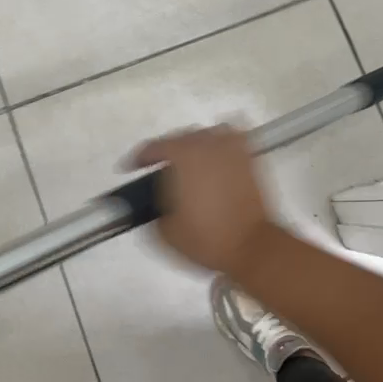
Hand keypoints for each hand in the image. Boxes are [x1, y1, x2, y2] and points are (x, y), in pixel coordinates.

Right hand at [131, 125, 285, 276]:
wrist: (252, 246)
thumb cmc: (206, 239)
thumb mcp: (165, 231)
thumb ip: (152, 207)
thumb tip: (153, 198)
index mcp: (182, 157)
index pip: (153, 147)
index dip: (138, 157)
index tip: (130, 167)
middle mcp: (206, 144)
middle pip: (180, 138)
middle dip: (166, 152)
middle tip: (158, 170)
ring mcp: (231, 148)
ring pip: (206, 135)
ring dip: (193, 144)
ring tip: (188, 162)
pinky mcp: (250, 158)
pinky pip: (233, 136)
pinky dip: (222, 139)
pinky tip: (218, 149)